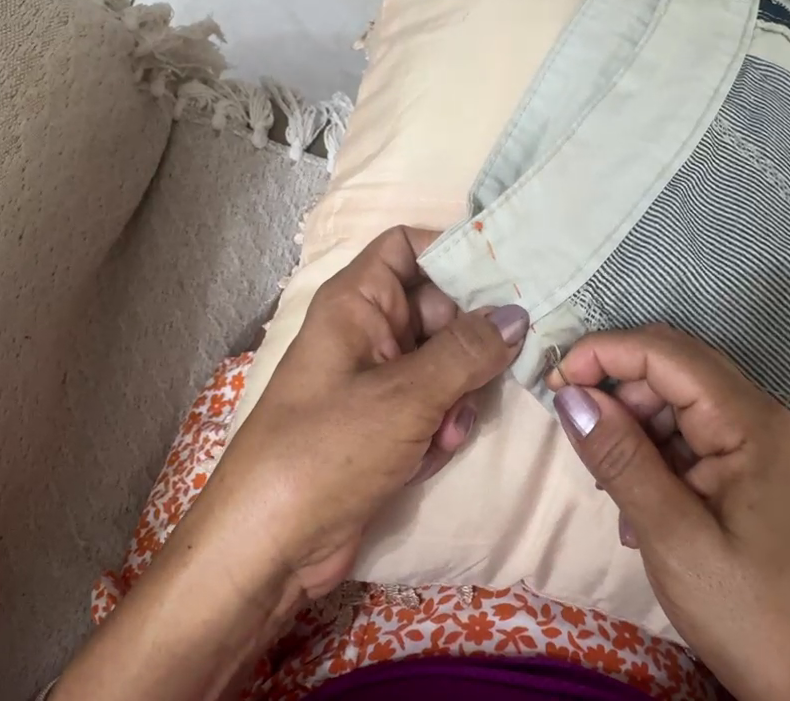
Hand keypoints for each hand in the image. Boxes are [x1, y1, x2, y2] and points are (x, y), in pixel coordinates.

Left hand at [192, 225, 528, 599]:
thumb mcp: (406, 394)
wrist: (271, 545)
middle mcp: (367, 330)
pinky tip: (433, 453)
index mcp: (357, 301)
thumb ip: (468, 350)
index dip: (453, 252)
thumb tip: (518, 313)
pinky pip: (433, 404)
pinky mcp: (385, 423)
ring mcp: (376, 379)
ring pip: (445, 361)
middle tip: (491, 372)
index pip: (407, 246)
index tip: (509, 277)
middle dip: (468, 344)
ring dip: (458, 395)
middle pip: (439, 307)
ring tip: (447, 430)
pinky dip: (441, 426)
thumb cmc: (328, 449)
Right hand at [547, 325, 789, 700]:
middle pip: (673, 367)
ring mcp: (761, 445)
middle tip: (579, 437)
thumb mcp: (674, 537)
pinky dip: (656, 454)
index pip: (664, 352)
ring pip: (679, 402)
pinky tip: (640, 503)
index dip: (604, 353)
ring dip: (634, 426)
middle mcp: (760, 417)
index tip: (552, 381)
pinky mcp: (755, 474)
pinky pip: (693, 437)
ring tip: (612, 485)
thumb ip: (621, 458)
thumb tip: (570, 393)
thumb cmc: (751, 615)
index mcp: (749, 422)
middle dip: (617, 388)